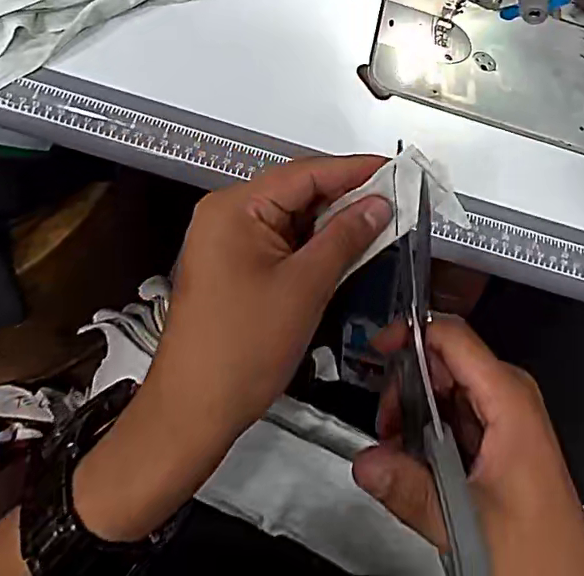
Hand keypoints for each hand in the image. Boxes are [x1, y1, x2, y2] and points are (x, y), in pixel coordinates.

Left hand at [73, 155, 392, 540]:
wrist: (192, 413)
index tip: (392, 170)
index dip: (354, 170)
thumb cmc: (236, 353)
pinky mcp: (234, 263)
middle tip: (392, 199)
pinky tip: (345, 248)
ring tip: (376, 224)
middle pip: (298, 190)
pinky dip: (315, 243)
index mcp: (234, 208)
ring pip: (293, 216)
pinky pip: (283, 239)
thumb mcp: (305, 287)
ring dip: (333, 222)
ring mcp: (228, 239)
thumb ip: (346, 237)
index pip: (305, 173)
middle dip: (347, 197)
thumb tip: (376, 206)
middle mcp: (226, 215)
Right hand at [352, 316, 583, 574]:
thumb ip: (409, 488)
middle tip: (386, 425)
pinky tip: (419, 464)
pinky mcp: (501, 439)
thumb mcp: (466, 522)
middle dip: (407, 386)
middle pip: (446, 361)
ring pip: (447, 389)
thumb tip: (368, 460)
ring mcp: (507, 417)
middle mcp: (511, 397)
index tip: (380, 347)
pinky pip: (456, 415)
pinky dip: (431, 430)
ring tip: (400, 452)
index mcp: (509, 398)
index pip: (454, 336)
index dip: (413, 333)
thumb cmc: (540, 557)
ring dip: (416, 412)